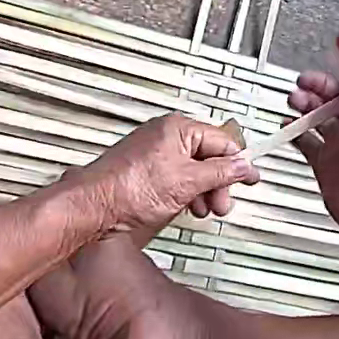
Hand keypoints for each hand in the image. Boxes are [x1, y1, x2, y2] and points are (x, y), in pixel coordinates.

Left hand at [69, 114, 259, 233]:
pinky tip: (186, 207)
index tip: (250, 179)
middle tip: (223, 203)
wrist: (88, 209)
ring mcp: (154, 153)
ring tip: (204, 209)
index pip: (223, 142)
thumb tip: (244, 166)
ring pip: (193, 170)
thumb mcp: (189, 181)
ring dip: (204, 191)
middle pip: (209, 157)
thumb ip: (222, 173)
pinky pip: (176, 177)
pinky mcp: (144, 171)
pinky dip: (186, 192)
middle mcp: (166, 136)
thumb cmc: (128, 189)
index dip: (238, 163)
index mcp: (178, 129)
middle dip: (219, 183)